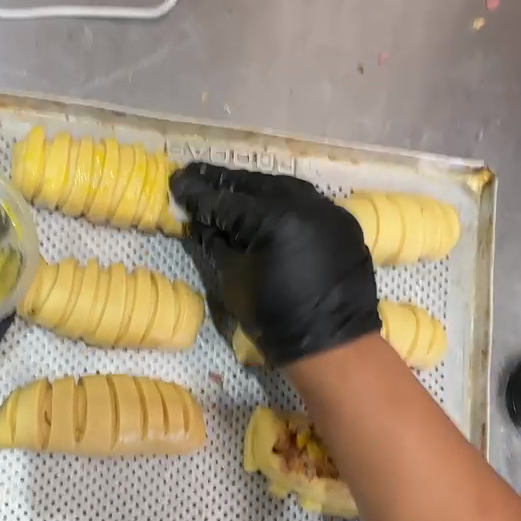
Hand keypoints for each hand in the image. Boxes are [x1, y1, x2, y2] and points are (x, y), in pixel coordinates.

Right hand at [170, 163, 380, 367]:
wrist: (331, 346)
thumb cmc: (275, 321)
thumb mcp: (234, 283)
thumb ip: (217, 245)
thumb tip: (201, 223)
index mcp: (275, 219)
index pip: (227, 201)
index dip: (199, 194)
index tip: (177, 183)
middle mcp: (306, 204)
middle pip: (256, 184)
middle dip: (224, 181)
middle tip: (196, 174)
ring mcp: (329, 211)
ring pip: (284, 187)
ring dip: (254, 186)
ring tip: (228, 186)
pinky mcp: (343, 222)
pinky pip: (306, 202)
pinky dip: (281, 199)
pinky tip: (265, 203)